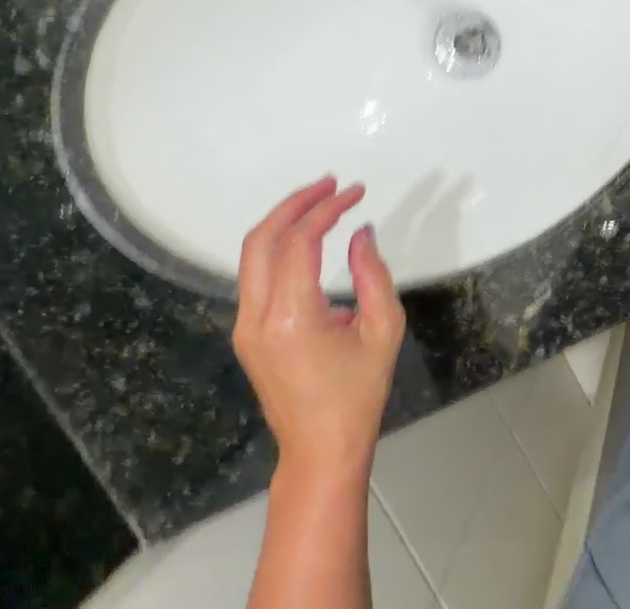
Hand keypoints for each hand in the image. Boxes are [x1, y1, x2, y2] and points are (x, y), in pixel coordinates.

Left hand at [233, 176, 404, 478]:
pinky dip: (278, 245)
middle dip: (295, 204)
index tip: (356, 193)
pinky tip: (305, 236)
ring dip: (283, 221)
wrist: (320, 446)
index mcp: (292, 316)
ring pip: (252, 255)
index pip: (301, 243)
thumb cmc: (359, 392)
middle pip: (262, 240)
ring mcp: (245, 325)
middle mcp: (257, 316)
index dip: (328, 210)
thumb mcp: (383, 330)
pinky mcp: (247, 331)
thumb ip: (373, 276)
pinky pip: (256, 274)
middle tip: (331, 184)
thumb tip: (361, 234)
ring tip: (320, 201)